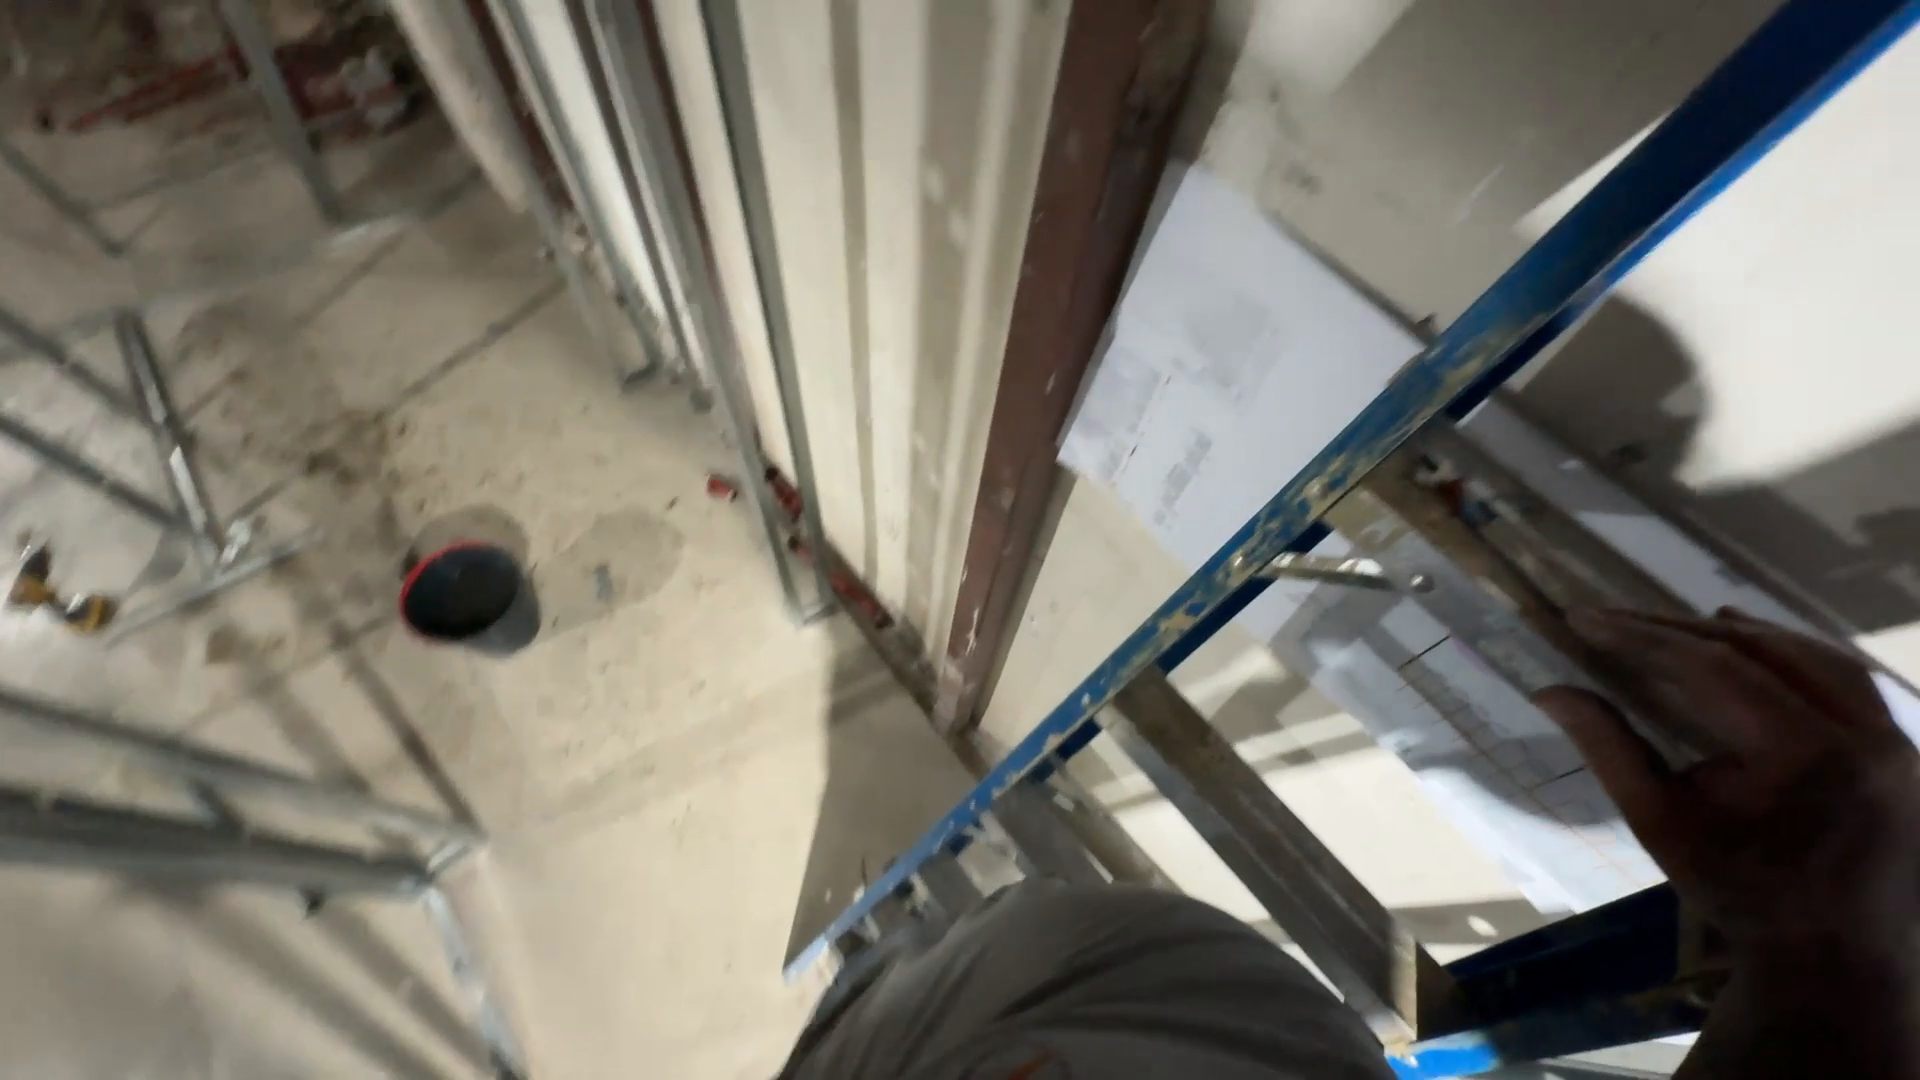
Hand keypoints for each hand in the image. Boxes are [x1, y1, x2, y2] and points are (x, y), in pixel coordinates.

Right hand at [1532, 608, 1919, 972]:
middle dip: (1675, 628)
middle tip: (1611, 618)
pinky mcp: (1903, 755)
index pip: (1710, 665)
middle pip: (1760, 649)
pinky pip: (1849, 682)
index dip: (1638, 635)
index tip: (1581, 618)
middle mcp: (1864, 736)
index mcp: (1801, 752)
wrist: (1836, 956)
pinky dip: (1793, 653)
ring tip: (1677, 622)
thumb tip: (1549, 690)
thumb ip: (1606, 744)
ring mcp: (1897, 745)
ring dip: (1738, 633)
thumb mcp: (1654, 817)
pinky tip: (1756, 645)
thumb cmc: (1735, 886)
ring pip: (1814, 656)